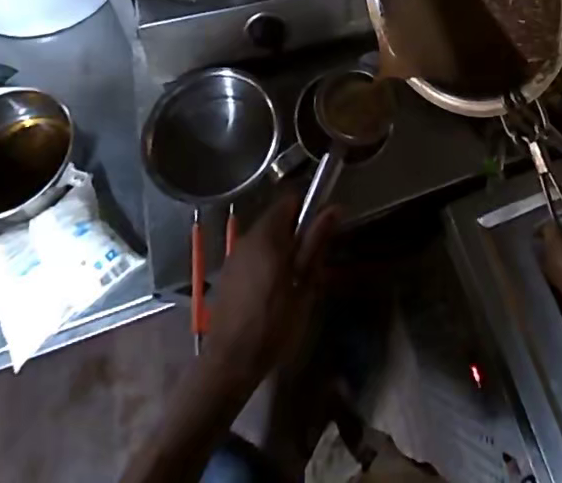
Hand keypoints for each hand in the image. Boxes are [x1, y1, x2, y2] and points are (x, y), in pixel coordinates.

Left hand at [203, 191, 339, 393]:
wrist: (231, 361)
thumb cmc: (274, 323)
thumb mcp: (304, 284)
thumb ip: (316, 243)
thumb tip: (333, 209)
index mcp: (268, 236)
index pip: (289, 201)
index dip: (308, 209)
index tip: (322, 229)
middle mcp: (248, 237)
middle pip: (276, 218)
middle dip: (296, 231)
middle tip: (311, 260)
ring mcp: (234, 254)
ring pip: (264, 236)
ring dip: (281, 246)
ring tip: (295, 277)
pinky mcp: (228, 272)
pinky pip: (252, 252)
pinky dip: (266, 259)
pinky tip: (273, 288)